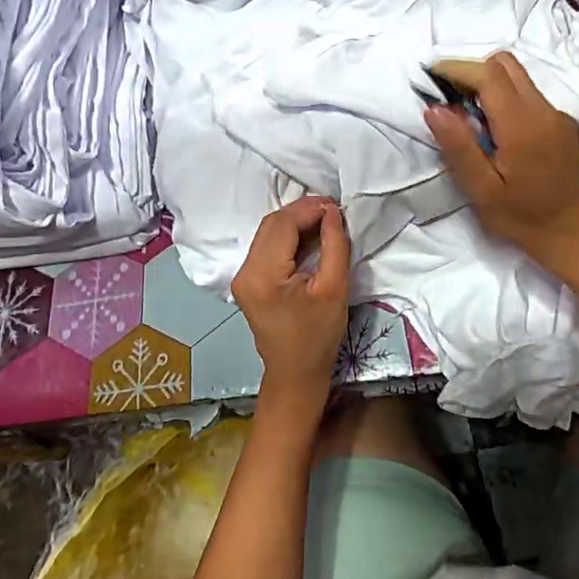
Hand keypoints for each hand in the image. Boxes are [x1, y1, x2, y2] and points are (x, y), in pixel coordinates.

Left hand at [231, 196, 351, 406]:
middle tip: (333, 212)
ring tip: (325, 223)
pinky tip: (309, 238)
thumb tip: (332, 213)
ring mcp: (242, 276)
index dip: (309, 209)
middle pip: (271, 225)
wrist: (295, 372)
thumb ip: (334, 246)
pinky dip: (287, 238)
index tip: (337, 206)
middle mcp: (245, 271)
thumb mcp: (334, 289)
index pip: (283, 225)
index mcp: (262, 275)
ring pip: (267, 233)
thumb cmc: (318, 336)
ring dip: (294, 223)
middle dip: (302, 212)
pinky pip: (266, 247)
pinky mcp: (246, 281)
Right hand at [424, 51, 578, 262]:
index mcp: (522, 125)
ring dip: (487, 86)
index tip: (431, 76)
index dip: (456, 69)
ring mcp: (556, 115)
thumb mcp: (480, 188)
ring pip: (517, 77)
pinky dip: (504, 101)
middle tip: (448, 99)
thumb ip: (458, 145)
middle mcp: (544, 111)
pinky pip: (528, 96)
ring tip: (468, 119)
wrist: (569, 232)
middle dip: (471, 72)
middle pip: (505, 65)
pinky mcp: (561, 123)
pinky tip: (495, 133)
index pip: (488, 74)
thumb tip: (434, 108)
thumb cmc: (520, 215)